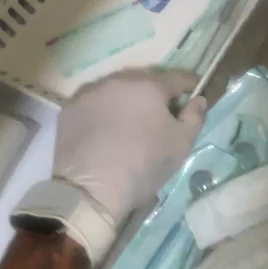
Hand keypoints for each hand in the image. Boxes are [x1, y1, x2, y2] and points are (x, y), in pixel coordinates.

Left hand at [54, 69, 207, 226]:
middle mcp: (118, 80)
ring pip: (116, 88)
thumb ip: (194, 117)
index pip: (177, 78)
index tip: (196, 91)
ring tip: (132, 118)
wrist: (91, 190)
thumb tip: (198, 100)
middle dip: (156, 91)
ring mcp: (90, 92)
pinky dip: (104, 109)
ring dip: (128, 98)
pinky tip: (106, 127)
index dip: (190, 84)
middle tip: (163, 110)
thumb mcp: (181, 145)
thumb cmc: (144, 165)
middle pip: (144, 80)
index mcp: (149, 86)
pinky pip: (94, 101)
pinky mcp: (69, 108)